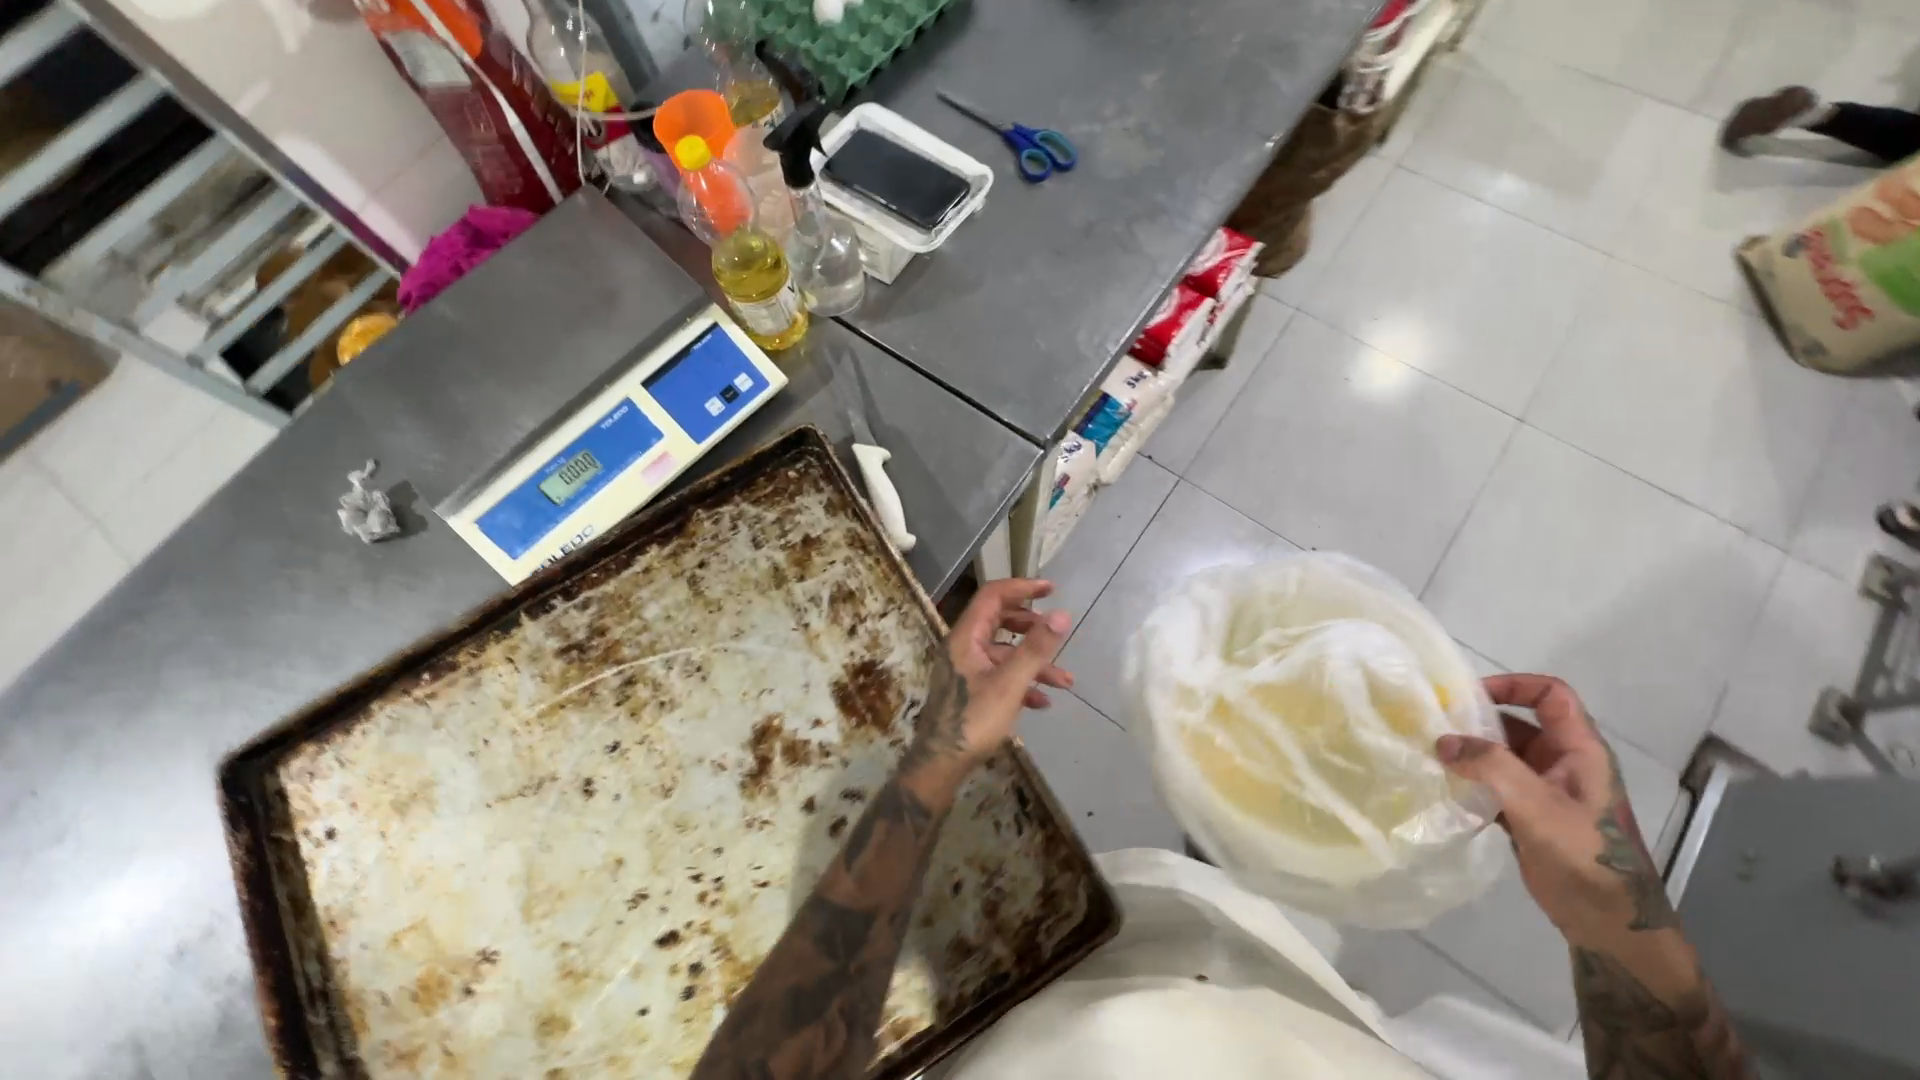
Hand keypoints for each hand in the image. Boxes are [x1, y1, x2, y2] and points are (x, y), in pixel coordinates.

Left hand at [904, 579, 1071, 789]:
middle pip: (1000, 622)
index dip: (1022, 588)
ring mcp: (965, 669)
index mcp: (966, 637)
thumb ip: (1036, 648)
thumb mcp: (1010, 683)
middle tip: (1056, 634)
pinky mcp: (969, 690)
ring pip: (1004, 654)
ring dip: (1034, 663)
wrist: (941, 763)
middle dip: (1032, 628)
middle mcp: (963, 647)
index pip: (993, 596)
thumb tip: (1062, 615)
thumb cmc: (973, 719)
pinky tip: (1042, 702)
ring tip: (1065, 682)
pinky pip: (999, 675)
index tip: (1051, 589)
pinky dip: (1022, 682)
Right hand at [1436, 674, 1675, 950]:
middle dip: (1476, 721)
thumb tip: (1442, 742)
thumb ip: (1490, 766)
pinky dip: (1468, 782)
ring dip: (1468, 754)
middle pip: (1517, 723)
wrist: (1609, 921)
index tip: (1469, 695)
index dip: (1513, 685)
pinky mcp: (1529, 815)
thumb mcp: (1538, 804)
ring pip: (1501, 756)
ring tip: (1429, 755)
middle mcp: (1562, 763)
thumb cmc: (1585, 854)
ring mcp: (1545, 791)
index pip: (1551, 695)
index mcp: (1579, 750)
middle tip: (1433, 726)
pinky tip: (1442, 788)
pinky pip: (1493, 785)